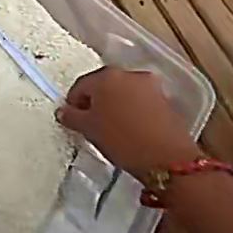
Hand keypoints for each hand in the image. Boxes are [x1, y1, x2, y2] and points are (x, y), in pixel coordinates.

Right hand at [57, 67, 202, 180]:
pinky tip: (131, 129)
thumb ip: (72, 117)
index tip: (72, 120)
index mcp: (105, 76)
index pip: (80, 86)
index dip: (73, 103)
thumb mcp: (90, 130)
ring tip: (112, 128)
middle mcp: (127, 73)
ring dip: (115, 105)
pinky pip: (140, 101)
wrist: (169, 159)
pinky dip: (132, 110)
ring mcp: (149, 85)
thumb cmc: (122, 140)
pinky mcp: (165, 99)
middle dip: (95, 102)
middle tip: (90, 124)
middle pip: (103, 85)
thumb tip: (63, 111)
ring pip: (123, 92)